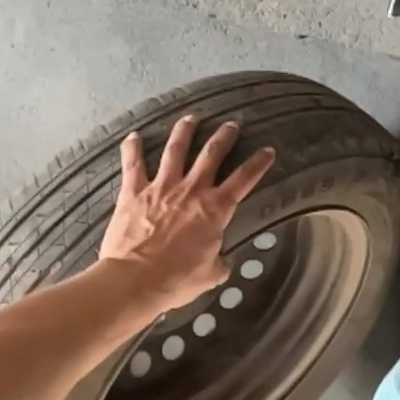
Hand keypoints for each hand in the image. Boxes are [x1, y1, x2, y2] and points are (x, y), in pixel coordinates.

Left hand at [98, 115, 275, 310]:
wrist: (134, 281)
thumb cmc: (176, 280)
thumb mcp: (211, 275)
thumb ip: (219, 262)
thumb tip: (221, 261)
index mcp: (216, 209)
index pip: (245, 179)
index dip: (259, 163)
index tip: (268, 151)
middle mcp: (192, 190)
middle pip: (212, 154)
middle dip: (224, 136)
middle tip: (232, 124)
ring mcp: (161, 188)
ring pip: (175, 150)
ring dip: (185, 131)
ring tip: (191, 118)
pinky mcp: (134, 193)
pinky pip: (133, 165)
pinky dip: (132, 149)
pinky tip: (133, 136)